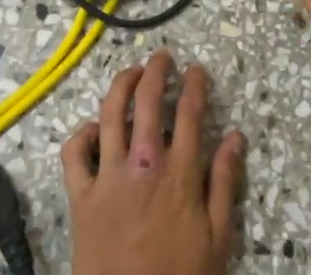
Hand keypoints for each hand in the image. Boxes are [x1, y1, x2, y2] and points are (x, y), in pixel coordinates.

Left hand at [63, 51, 244, 274]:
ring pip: (109, 114)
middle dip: (156, 71)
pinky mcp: (80, 195)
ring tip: (131, 72)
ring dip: (121, 85)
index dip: (195, 84)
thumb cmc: (179, 274)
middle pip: (147, 101)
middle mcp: (142, 163)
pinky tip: (93, 127)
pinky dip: (81, 133)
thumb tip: (236, 136)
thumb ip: (225, 182)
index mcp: (180, 172)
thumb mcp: (218, 237)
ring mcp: (107, 176)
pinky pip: (74, 153)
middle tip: (162, 58)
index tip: (197, 70)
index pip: (190, 112)